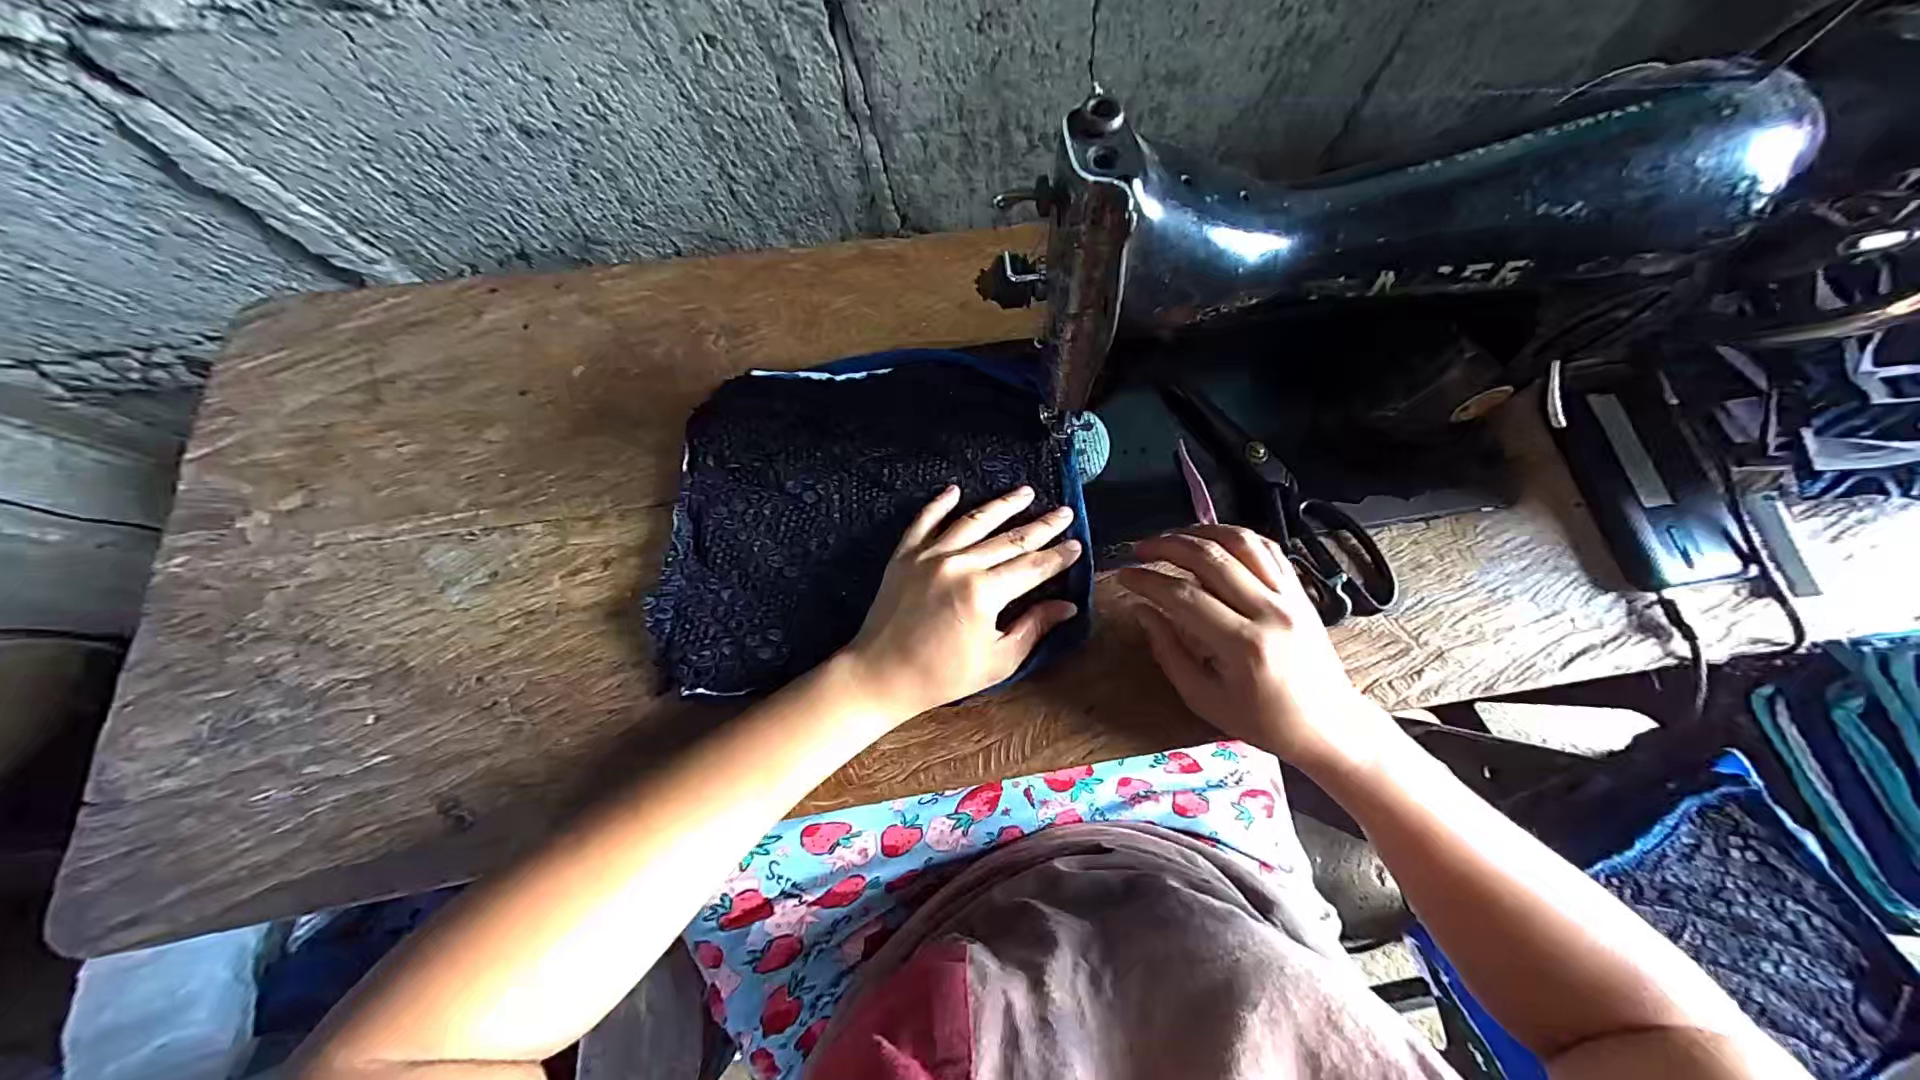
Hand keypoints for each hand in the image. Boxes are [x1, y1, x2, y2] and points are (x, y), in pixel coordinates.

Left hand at [840, 485, 1081, 719]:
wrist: (880, 674)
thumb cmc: (942, 676)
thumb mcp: (997, 660)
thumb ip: (1033, 627)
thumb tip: (1067, 606)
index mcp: (983, 593)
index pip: (1032, 567)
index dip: (1058, 556)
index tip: (1076, 544)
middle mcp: (958, 565)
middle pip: (1009, 539)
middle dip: (1041, 525)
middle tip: (1064, 511)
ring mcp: (929, 556)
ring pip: (973, 521)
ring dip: (1002, 505)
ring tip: (1025, 492)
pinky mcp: (904, 555)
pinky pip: (925, 521)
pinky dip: (940, 504)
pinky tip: (955, 490)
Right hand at [1117, 525, 1397, 772]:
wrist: (1329, 725)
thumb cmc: (1263, 720)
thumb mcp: (1203, 697)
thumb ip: (1168, 650)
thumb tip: (1141, 610)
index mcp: (1244, 646)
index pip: (1184, 596)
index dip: (1146, 580)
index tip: (1123, 575)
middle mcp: (1270, 612)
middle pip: (1210, 558)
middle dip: (1166, 546)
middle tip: (1138, 549)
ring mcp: (1290, 596)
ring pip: (1241, 542)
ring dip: (1198, 532)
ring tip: (1170, 538)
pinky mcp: (1300, 590)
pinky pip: (1266, 547)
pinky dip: (1233, 535)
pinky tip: (1210, 539)